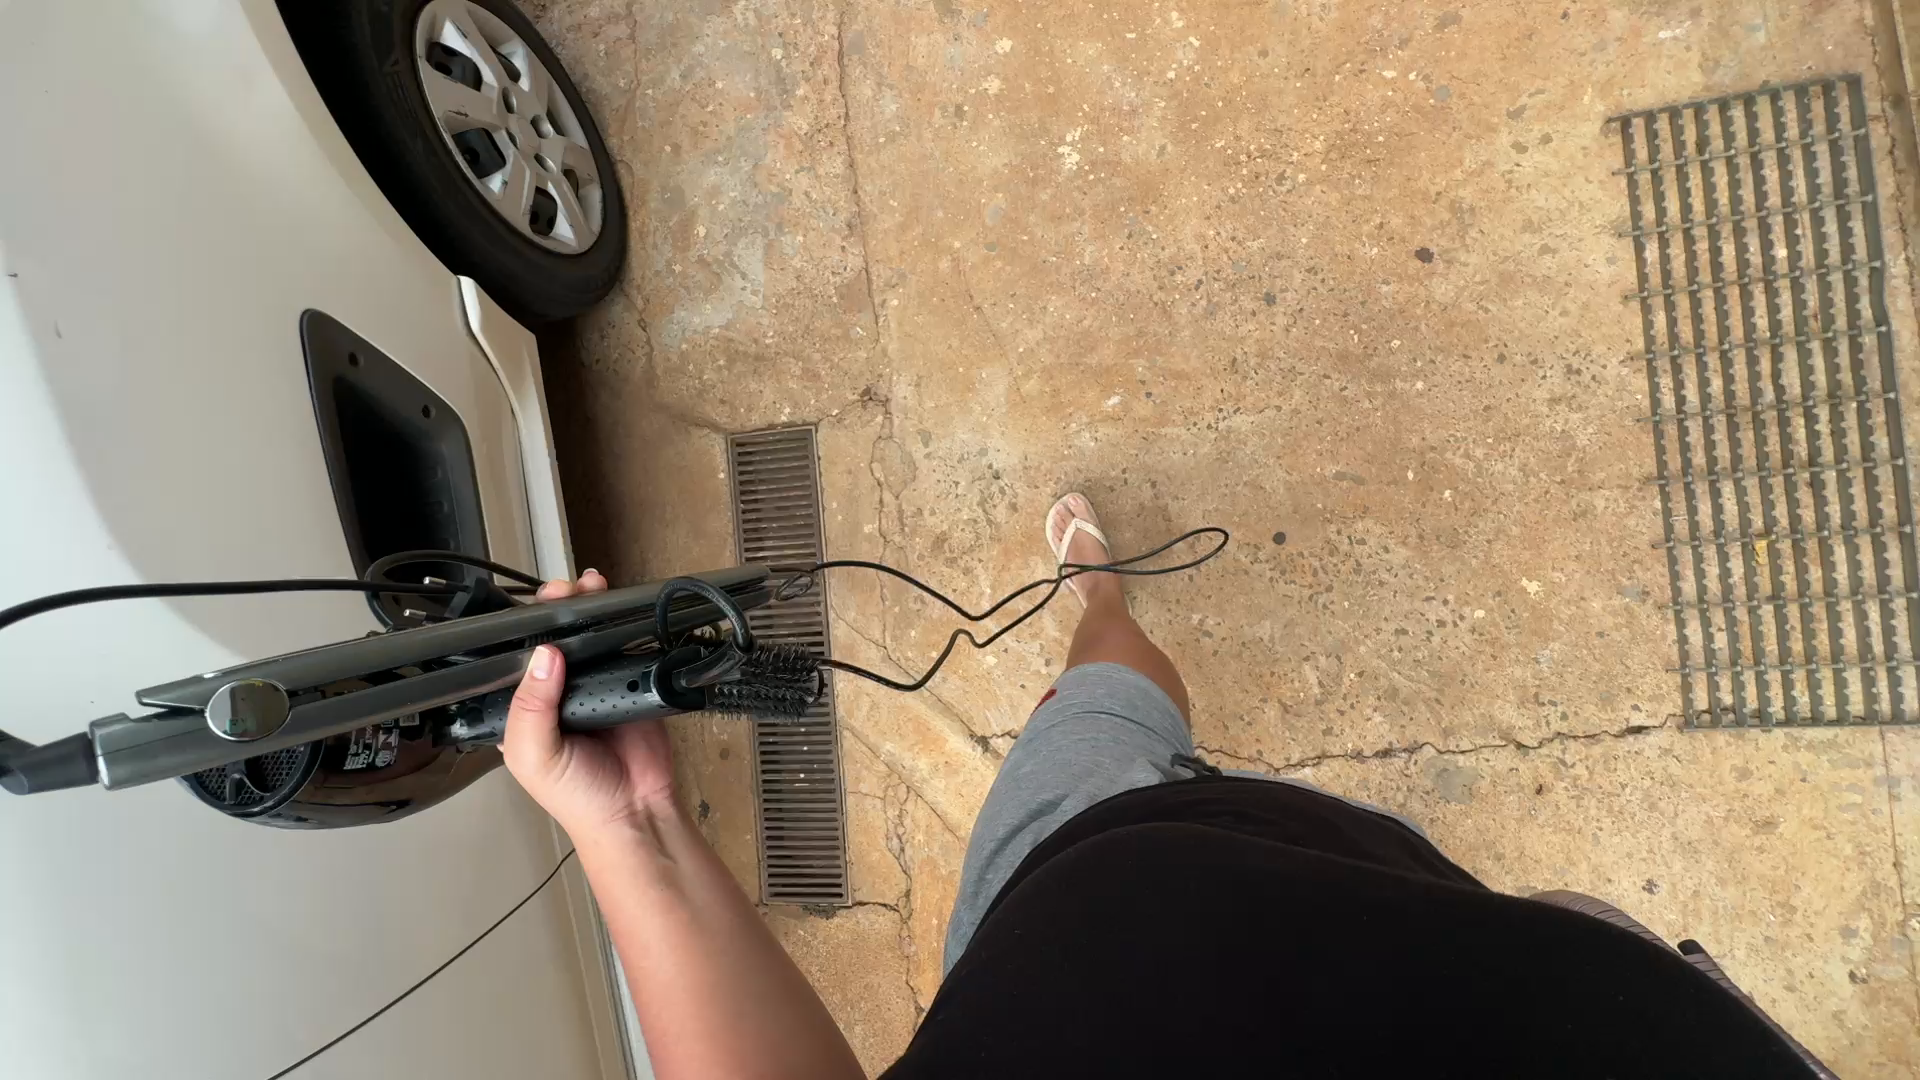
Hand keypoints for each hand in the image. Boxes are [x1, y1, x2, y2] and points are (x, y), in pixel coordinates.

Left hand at [501, 570, 677, 839]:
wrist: (637, 807)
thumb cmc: (577, 795)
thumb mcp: (537, 755)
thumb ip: (532, 708)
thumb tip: (545, 654)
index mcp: (523, 710)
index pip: (515, 662)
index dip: (519, 632)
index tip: (530, 606)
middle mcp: (557, 694)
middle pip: (554, 643)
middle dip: (557, 610)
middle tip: (566, 591)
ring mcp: (597, 687)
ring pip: (590, 641)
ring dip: (591, 612)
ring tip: (591, 586)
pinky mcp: (632, 685)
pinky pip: (627, 652)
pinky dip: (626, 629)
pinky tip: (622, 610)